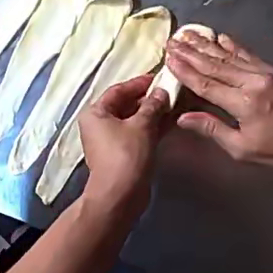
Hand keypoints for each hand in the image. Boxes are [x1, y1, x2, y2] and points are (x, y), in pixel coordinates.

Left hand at [78, 74, 170, 211]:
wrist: (120, 195)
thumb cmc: (126, 155)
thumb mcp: (141, 125)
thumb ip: (153, 105)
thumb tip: (162, 92)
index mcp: (96, 113)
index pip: (119, 90)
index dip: (140, 83)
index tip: (160, 77)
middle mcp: (100, 124)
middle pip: (127, 104)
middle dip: (150, 99)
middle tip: (172, 91)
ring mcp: (111, 140)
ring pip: (135, 120)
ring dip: (154, 113)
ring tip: (176, 104)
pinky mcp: (123, 153)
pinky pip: (139, 133)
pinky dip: (153, 127)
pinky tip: (172, 121)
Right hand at [164, 32, 272, 172]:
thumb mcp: (242, 148)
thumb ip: (212, 128)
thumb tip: (183, 117)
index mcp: (243, 103)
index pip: (207, 84)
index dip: (186, 72)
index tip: (169, 59)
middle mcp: (253, 82)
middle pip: (215, 65)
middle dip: (191, 53)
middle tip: (172, 41)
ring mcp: (266, 73)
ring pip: (230, 56)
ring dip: (207, 45)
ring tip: (188, 35)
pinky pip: (248, 55)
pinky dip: (232, 45)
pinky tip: (219, 37)